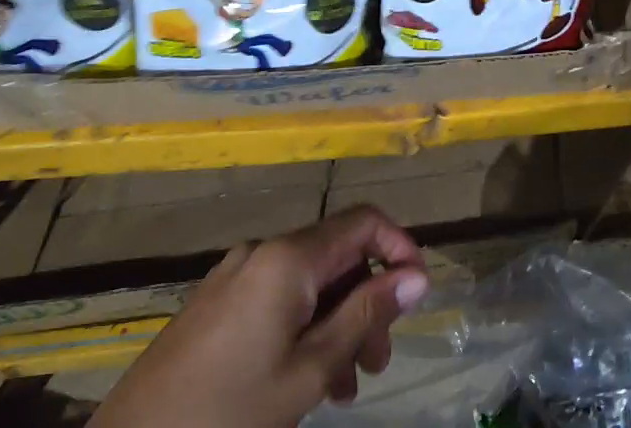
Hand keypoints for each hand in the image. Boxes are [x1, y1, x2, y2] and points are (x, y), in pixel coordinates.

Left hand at [88, 206, 427, 427]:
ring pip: (309, 285)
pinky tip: (306, 380)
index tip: (417, 295)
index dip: (401, 248)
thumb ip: (366, 314)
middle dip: (368, 303)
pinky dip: (304, 329)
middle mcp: (261, 253)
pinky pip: (277, 300)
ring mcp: (232, 277)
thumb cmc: (230, 410)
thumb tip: (417, 276)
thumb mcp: (311, 368)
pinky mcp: (213, 305)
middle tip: (378, 363)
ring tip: (346, 387)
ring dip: (338, 325)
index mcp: (287, 258)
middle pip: (337, 257)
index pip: (364, 222)